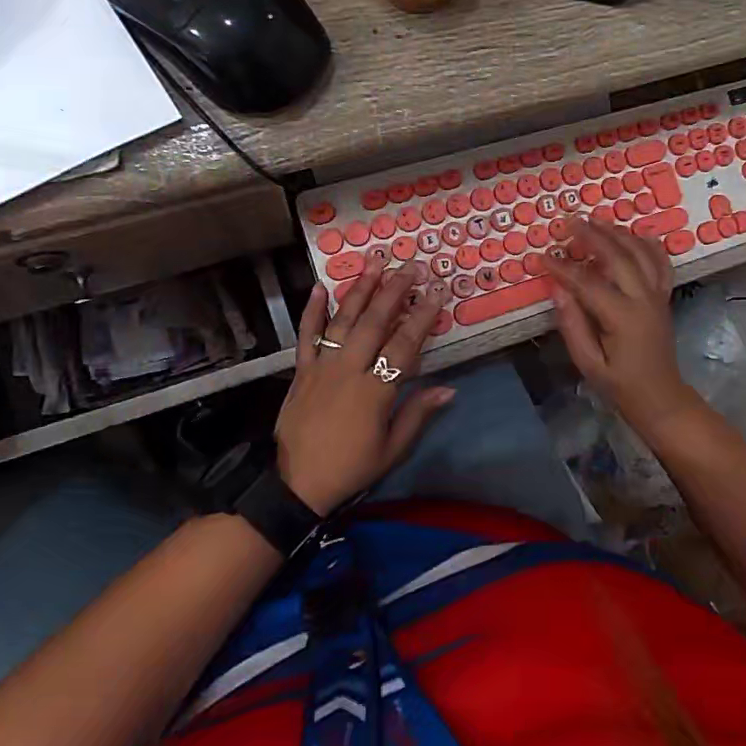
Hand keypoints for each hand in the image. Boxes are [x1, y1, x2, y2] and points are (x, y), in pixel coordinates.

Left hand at [276, 259, 455, 514]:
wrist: (296, 482)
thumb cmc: (351, 468)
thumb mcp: (392, 450)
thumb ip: (417, 414)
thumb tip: (449, 389)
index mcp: (375, 391)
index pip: (404, 346)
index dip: (422, 317)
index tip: (436, 292)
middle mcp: (349, 370)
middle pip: (374, 323)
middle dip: (394, 292)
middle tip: (410, 267)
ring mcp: (322, 367)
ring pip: (343, 321)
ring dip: (360, 291)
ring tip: (374, 263)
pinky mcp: (301, 371)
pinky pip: (307, 335)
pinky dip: (312, 310)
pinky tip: (321, 287)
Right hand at [548, 219, 696, 426]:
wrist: (659, 395)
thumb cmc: (618, 383)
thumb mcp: (587, 361)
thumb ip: (572, 324)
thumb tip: (557, 289)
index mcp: (622, 317)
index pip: (587, 283)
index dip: (562, 267)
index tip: (541, 256)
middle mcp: (643, 299)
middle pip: (618, 256)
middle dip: (591, 236)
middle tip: (569, 221)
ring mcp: (657, 295)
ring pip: (640, 253)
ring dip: (617, 233)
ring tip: (595, 220)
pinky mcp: (663, 296)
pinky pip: (660, 262)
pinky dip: (648, 244)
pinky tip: (636, 233)